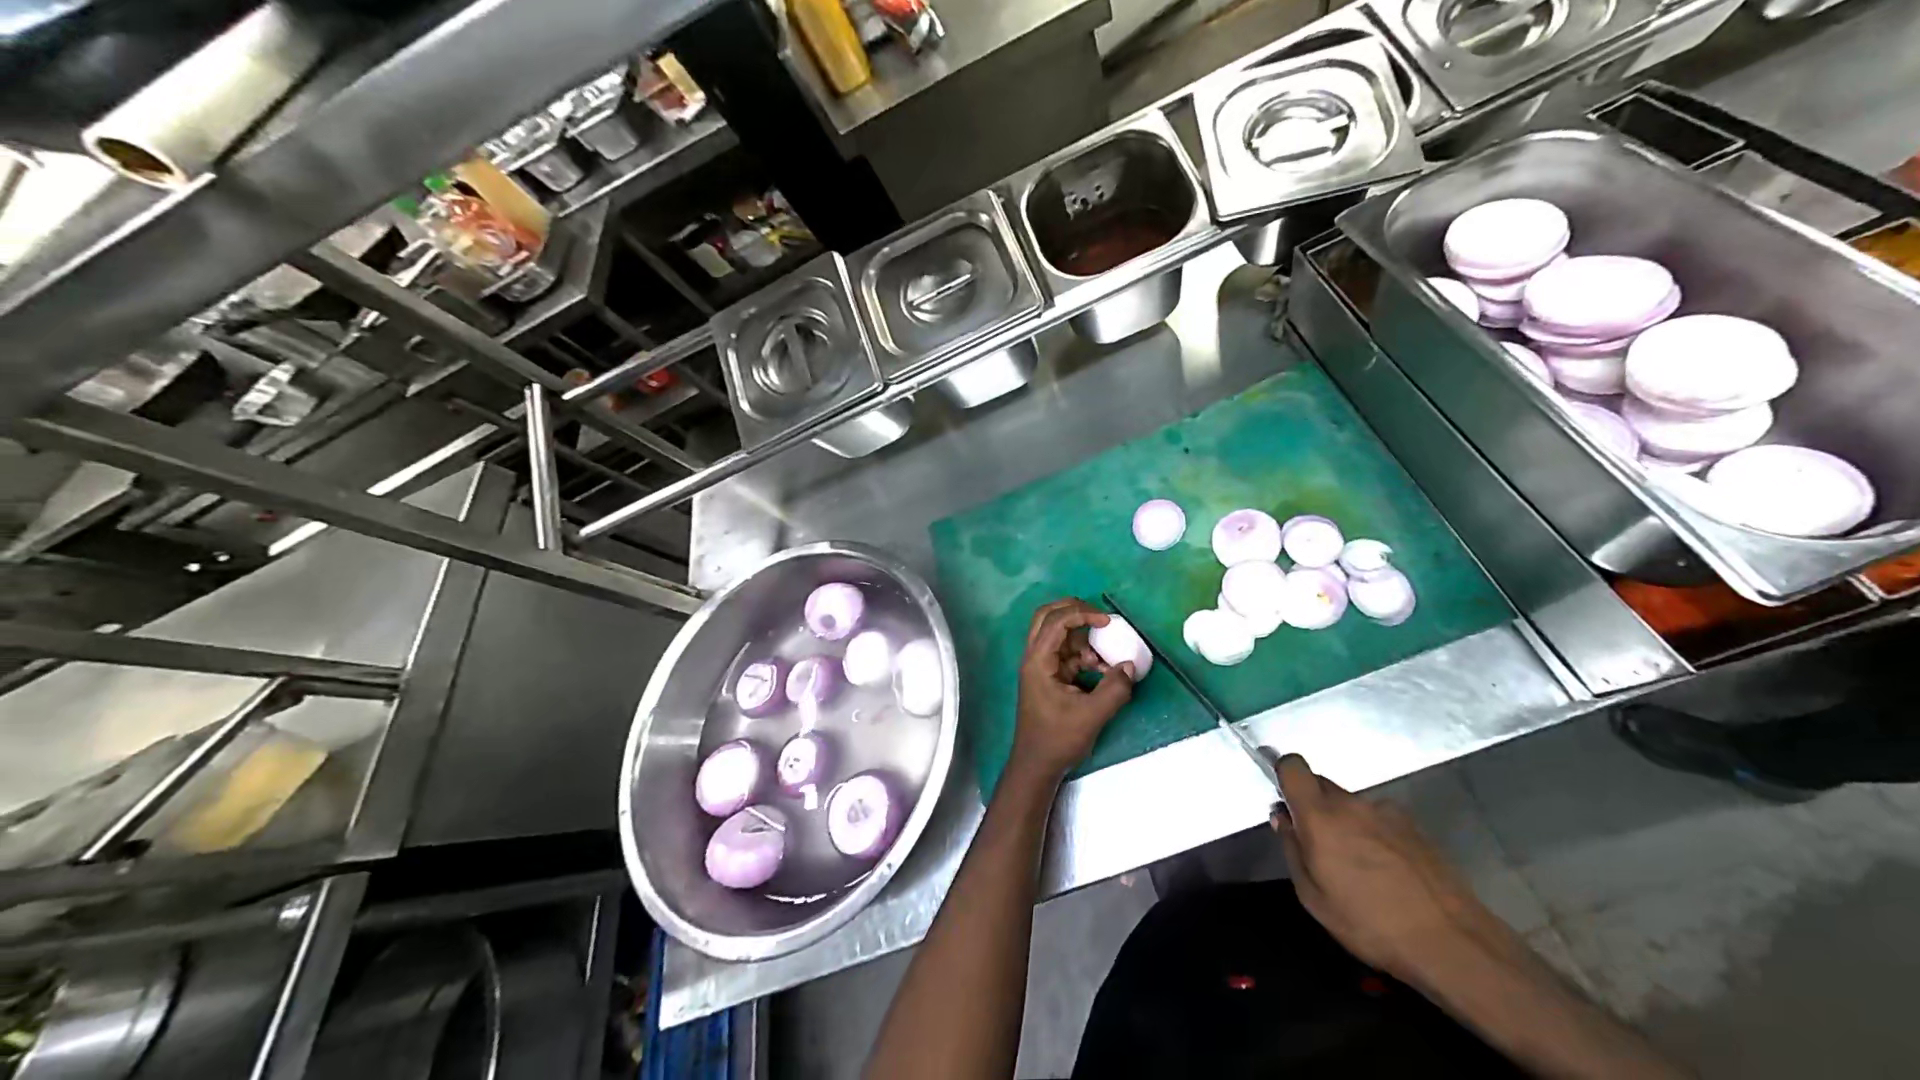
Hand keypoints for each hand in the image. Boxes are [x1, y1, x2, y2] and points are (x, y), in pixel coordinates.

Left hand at [1010, 599, 1134, 781]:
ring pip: (1059, 635)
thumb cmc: (1057, 739)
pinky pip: (1067, 654)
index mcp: (1038, 661)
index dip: (1082, 614)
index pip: (1056, 621)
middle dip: (1075, 611)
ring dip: (1083, 638)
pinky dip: (1084, 655)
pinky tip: (1102, 671)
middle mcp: (1035, 658)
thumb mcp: (1091, 715)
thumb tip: (1129, 666)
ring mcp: (1041, 667)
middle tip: (1101, 618)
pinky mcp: (1050, 678)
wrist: (1037, 765)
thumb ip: (1114, 689)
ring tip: (1106, 656)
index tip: (1107, 622)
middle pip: (1049, 617)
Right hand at [1271, 754, 1495, 979]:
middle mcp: (1353, 803)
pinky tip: (1388, 871)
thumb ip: (1292, 849)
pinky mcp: (1416, 827)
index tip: (1284, 799)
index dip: (1284, 774)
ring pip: (1352, 806)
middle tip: (1319, 845)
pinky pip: (1380, 820)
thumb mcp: (1313, 897)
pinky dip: (1374, 835)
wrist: (1452, 942)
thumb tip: (1284, 819)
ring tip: (1359, 866)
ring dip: (1346, 823)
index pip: (1293, 767)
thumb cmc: (1370, 923)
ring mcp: (1388, 812)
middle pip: (1322, 785)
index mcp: (1320, 816)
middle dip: (1313, 806)